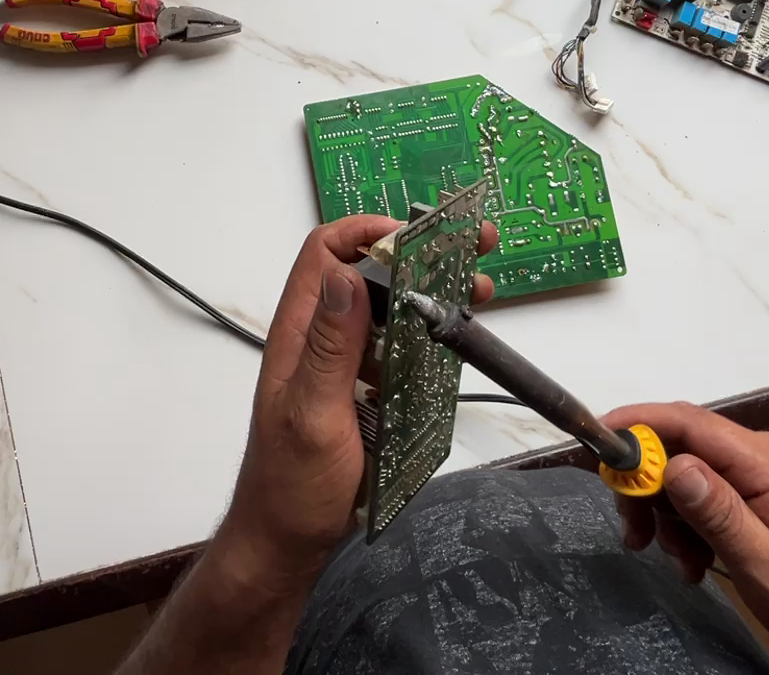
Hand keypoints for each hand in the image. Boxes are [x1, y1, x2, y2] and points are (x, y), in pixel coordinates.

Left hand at [215, 215, 496, 586]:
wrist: (289, 537)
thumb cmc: (291, 483)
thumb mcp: (311, 415)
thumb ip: (329, 349)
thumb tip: (346, 277)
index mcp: (301, 329)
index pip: (325, 253)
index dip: (366, 231)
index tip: (416, 235)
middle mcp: (325, 335)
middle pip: (367, 273)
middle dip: (417, 253)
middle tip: (470, 248)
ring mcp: (348, 360)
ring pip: (390, 307)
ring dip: (432, 290)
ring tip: (479, 289)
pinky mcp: (368, 385)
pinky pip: (401, 344)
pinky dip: (431, 331)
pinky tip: (461, 334)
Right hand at [601, 402, 768, 674]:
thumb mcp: (767, 568)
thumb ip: (718, 513)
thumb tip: (672, 465)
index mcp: (766, 464)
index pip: (688, 421)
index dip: (638, 422)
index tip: (599, 440)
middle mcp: (763, 456)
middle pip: (682, 445)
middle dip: (648, 483)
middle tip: (632, 530)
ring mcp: (765, 474)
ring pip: (690, 470)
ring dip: (669, 511)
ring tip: (674, 558)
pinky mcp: (766, 494)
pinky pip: (711, 491)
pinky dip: (690, 520)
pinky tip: (694, 558)